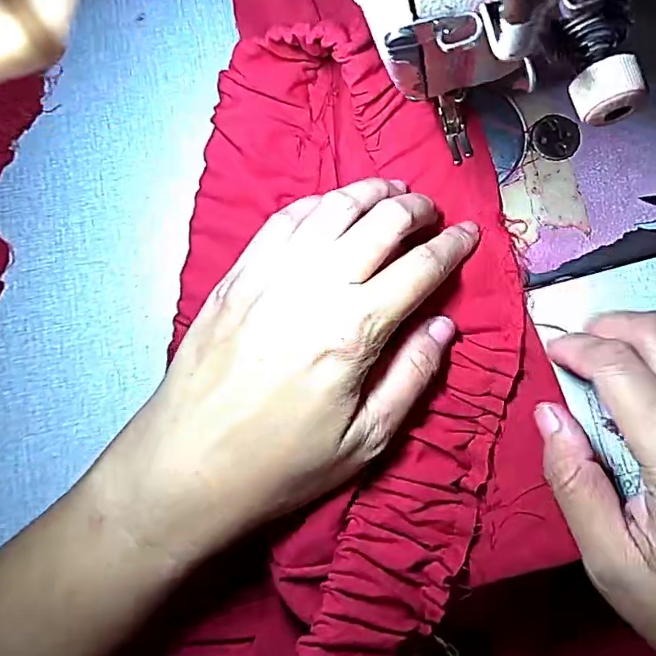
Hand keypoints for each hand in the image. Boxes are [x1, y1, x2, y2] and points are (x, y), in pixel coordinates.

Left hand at [85, 177, 479, 564]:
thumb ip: (413, 376)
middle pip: (380, 222)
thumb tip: (444, 325)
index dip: (453, 245)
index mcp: (354, 331)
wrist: (185, 465)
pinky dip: (316, 202)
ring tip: (392, 191)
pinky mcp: (238, 273)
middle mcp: (315, 287)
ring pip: (333, 208)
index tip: (470, 233)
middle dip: (417, 209)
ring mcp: (271, 273)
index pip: (420, 267)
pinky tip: (331, 205)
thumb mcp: (365, 441)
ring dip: (370, 192)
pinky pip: (283, 218)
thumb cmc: (280, 464)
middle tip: (433, 212)